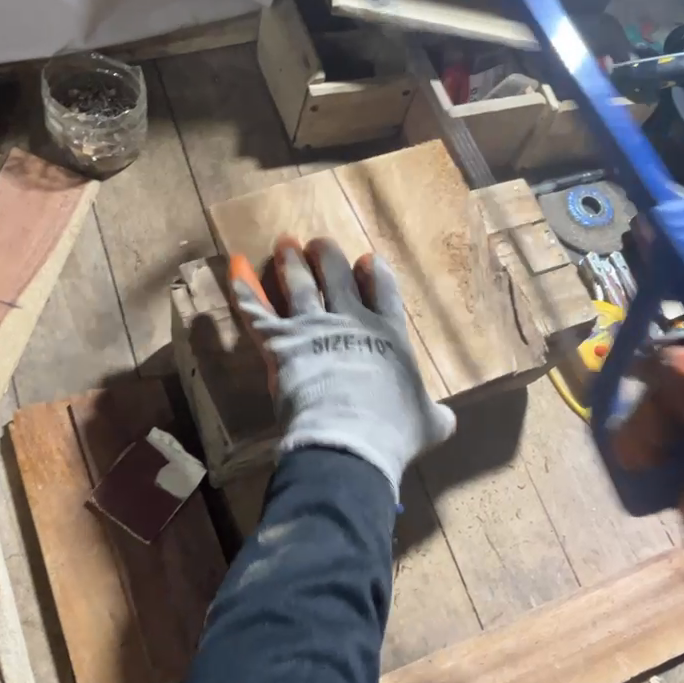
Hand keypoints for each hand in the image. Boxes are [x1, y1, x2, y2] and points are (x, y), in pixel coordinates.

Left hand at [231, 236, 455, 497]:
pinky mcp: (280, 342)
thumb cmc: (393, 432)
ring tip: (285, 243)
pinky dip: (244, 290)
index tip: (367, 259)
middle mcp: (351, 321)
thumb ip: (436, 416)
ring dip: (291, 262)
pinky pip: (257, 311)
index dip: (376, 273)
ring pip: (299, 285)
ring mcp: (312, 328)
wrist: (349, 439)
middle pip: (336, 276)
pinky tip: (235, 267)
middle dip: (327, 256)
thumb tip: (447, 420)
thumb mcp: (428, 424)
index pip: (384, 291)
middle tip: (319, 244)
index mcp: (389, 335)